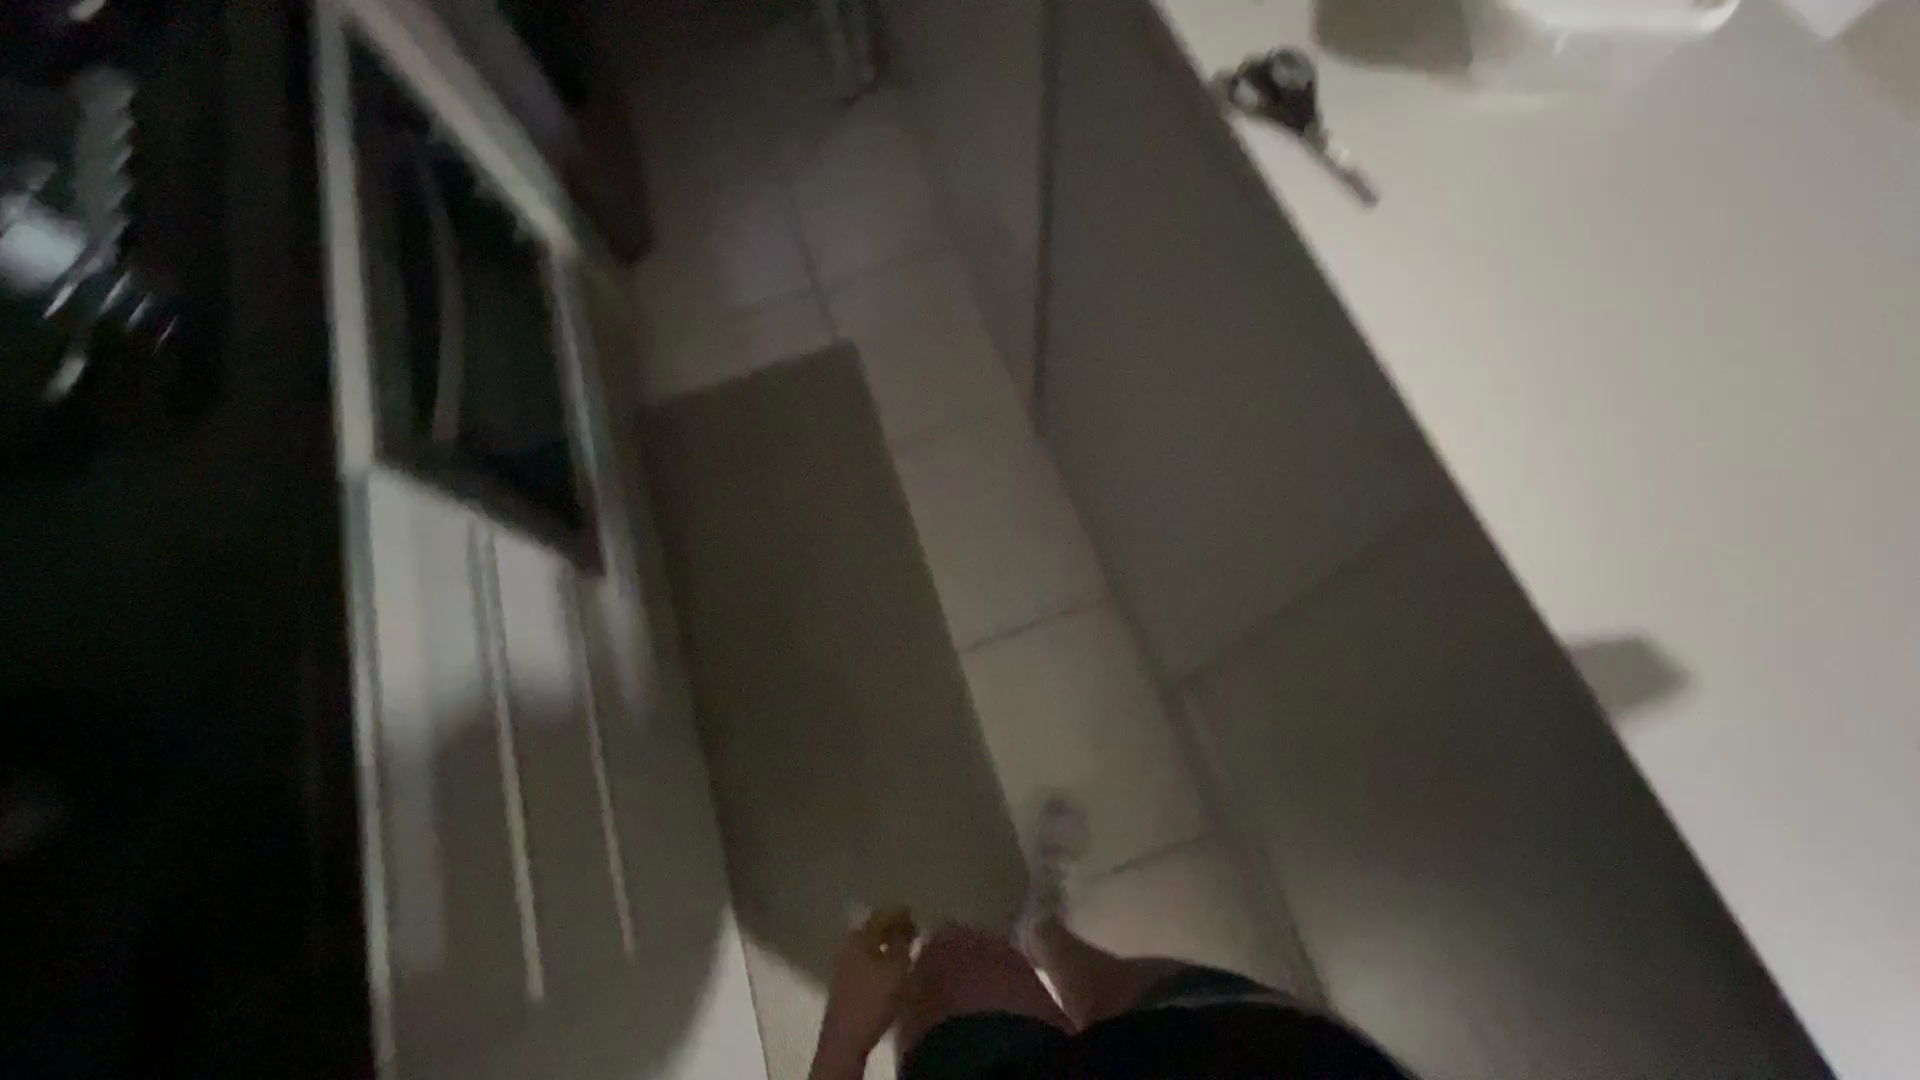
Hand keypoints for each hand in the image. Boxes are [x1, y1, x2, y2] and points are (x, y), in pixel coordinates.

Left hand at [812, 907, 916, 1079]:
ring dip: (884, 945)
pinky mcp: (842, 984)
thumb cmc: (873, 999)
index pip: (881, 916)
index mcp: (860, 937)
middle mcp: (848, 946)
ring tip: (902, 951)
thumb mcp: (896, 968)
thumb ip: (901, 943)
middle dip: (891, 929)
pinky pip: (863, 961)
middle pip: (872, 930)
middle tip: (911, 933)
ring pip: (867, 946)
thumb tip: (902, 927)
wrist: (844, 1039)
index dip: (898, 913)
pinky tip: (886, 969)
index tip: (914, 914)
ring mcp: (842, 965)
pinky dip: (877, 958)